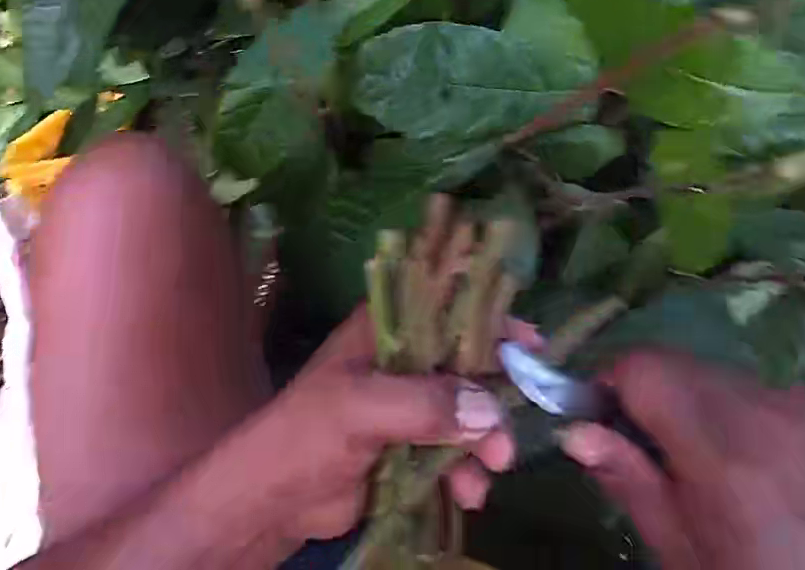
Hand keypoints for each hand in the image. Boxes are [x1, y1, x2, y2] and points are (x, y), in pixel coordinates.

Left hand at [218, 308, 516, 558]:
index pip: (446, 306)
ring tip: (489, 474)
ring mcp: (406, 401)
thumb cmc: (309, 432)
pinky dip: (466, 469)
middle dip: (493, 396)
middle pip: (464, 362)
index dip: (489, 319)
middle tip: (510, 434)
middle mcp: (401, 357)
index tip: (529, 345)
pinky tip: (467, 495)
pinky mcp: (408, 443)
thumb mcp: (362, 409)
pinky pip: (453, 448)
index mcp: (386, 328)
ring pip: (464, 409)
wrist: (275, 498)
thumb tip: (488, 409)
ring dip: (483, 440)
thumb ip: (424, 404)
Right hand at [560, 350, 804, 569]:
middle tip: (638, 442)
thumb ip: (632, 484)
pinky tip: (734, 452)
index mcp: (722, 452)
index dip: (607, 385)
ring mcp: (794, 405)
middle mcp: (758, 410)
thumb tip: (573, 430)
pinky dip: (719, 401)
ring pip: (703, 367)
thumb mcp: (688, 559)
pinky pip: (743, 383)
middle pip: (669, 360)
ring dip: (679, 392)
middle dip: (641, 388)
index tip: (600, 420)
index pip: (640, 367)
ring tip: (689, 452)